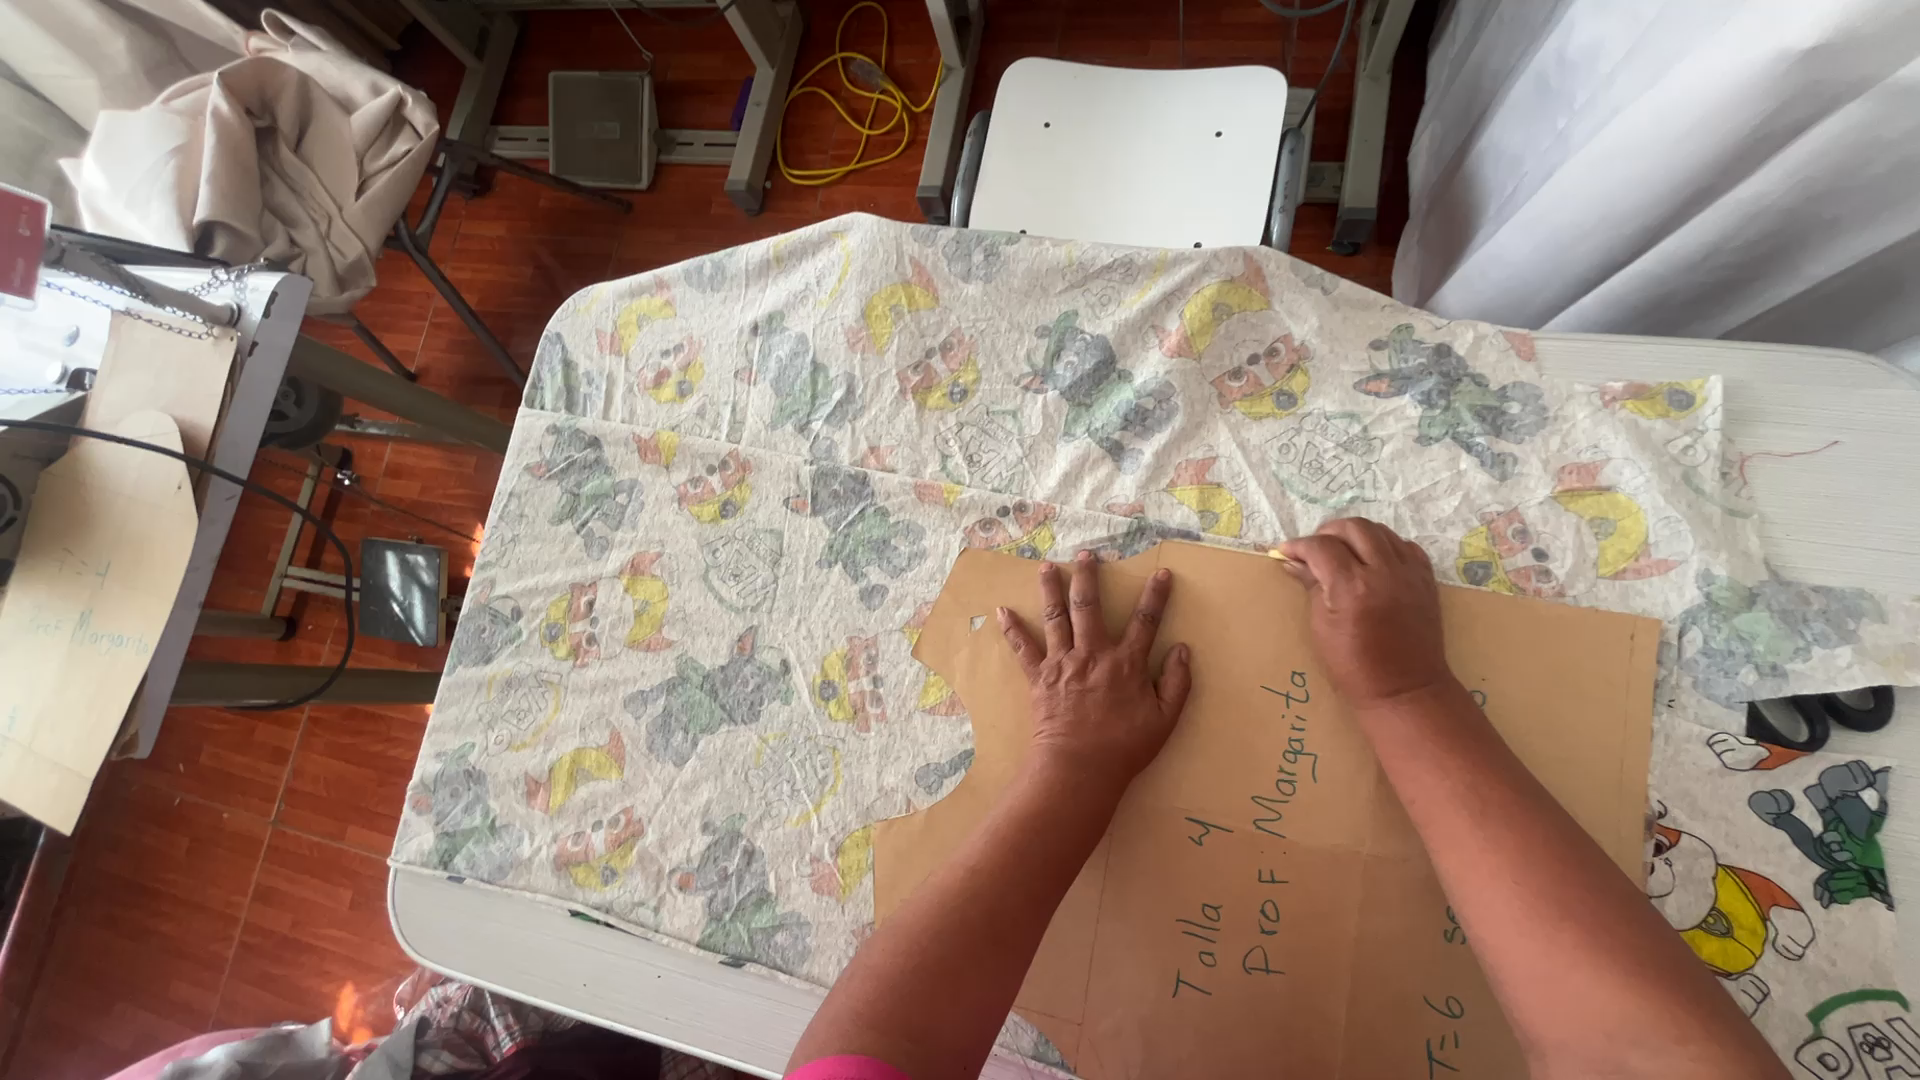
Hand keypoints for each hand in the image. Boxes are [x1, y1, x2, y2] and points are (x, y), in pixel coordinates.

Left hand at [998, 551, 1192, 789]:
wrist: (1079, 767)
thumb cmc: (1124, 747)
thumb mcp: (1165, 719)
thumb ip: (1177, 683)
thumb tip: (1184, 650)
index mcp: (1126, 663)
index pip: (1146, 621)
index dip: (1155, 596)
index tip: (1161, 573)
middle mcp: (1093, 654)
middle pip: (1090, 606)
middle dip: (1088, 577)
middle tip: (1087, 554)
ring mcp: (1063, 662)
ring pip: (1055, 617)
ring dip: (1051, 588)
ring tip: (1047, 566)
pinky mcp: (1039, 676)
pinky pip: (1023, 648)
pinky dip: (1012, 629)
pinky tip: (1001, 611)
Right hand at [1280, 518, 1455, 708]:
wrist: (1405, 688)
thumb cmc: (1353, 665)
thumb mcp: (1321, 626)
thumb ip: (1311, 586)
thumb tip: (1293, 562)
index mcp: (1352, 587)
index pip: (1321, 547)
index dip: (1298, 546)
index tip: (1285, 553)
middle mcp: (1384, 572)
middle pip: (1353, 527)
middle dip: (1327, 532)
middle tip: (1313, 549)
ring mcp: (1409, 573)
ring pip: (1380, 530)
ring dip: (1355, 535)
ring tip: (1341, 551)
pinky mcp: (1425, 579)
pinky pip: (1404, 545)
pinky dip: (1384, 545)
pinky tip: (1372, 560)